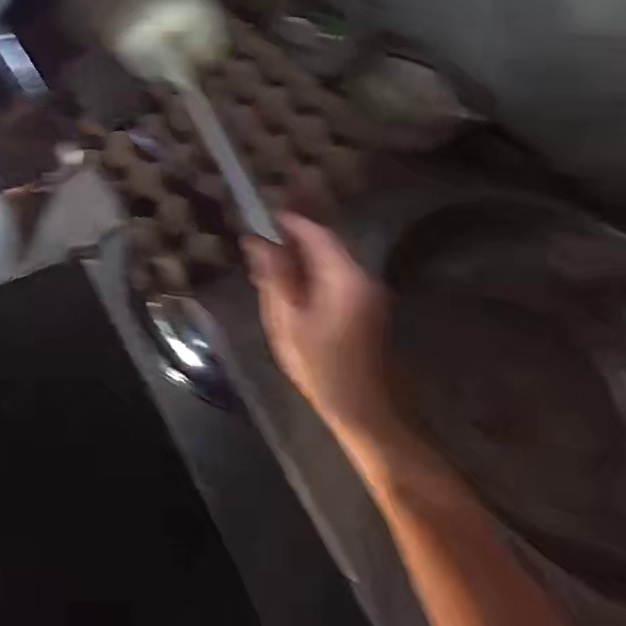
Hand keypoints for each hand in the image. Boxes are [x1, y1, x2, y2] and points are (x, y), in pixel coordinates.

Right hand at [242, 212, 400, 440]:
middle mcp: (362, 276)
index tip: (262, 212)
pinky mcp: (367, 305)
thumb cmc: (322, 368)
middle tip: (265, 229)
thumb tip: (256, 241)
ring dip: (304, 249)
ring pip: (332, 256)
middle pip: (326, 241)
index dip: (289, 219)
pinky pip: (337, 272)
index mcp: (344, 277)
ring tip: (273, 251)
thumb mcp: (287, 321)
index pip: (315, 233)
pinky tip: (292, 276)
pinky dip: (314, 266)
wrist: (368, 412)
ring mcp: (369, 291)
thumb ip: (273, 276)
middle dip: (296, 230)